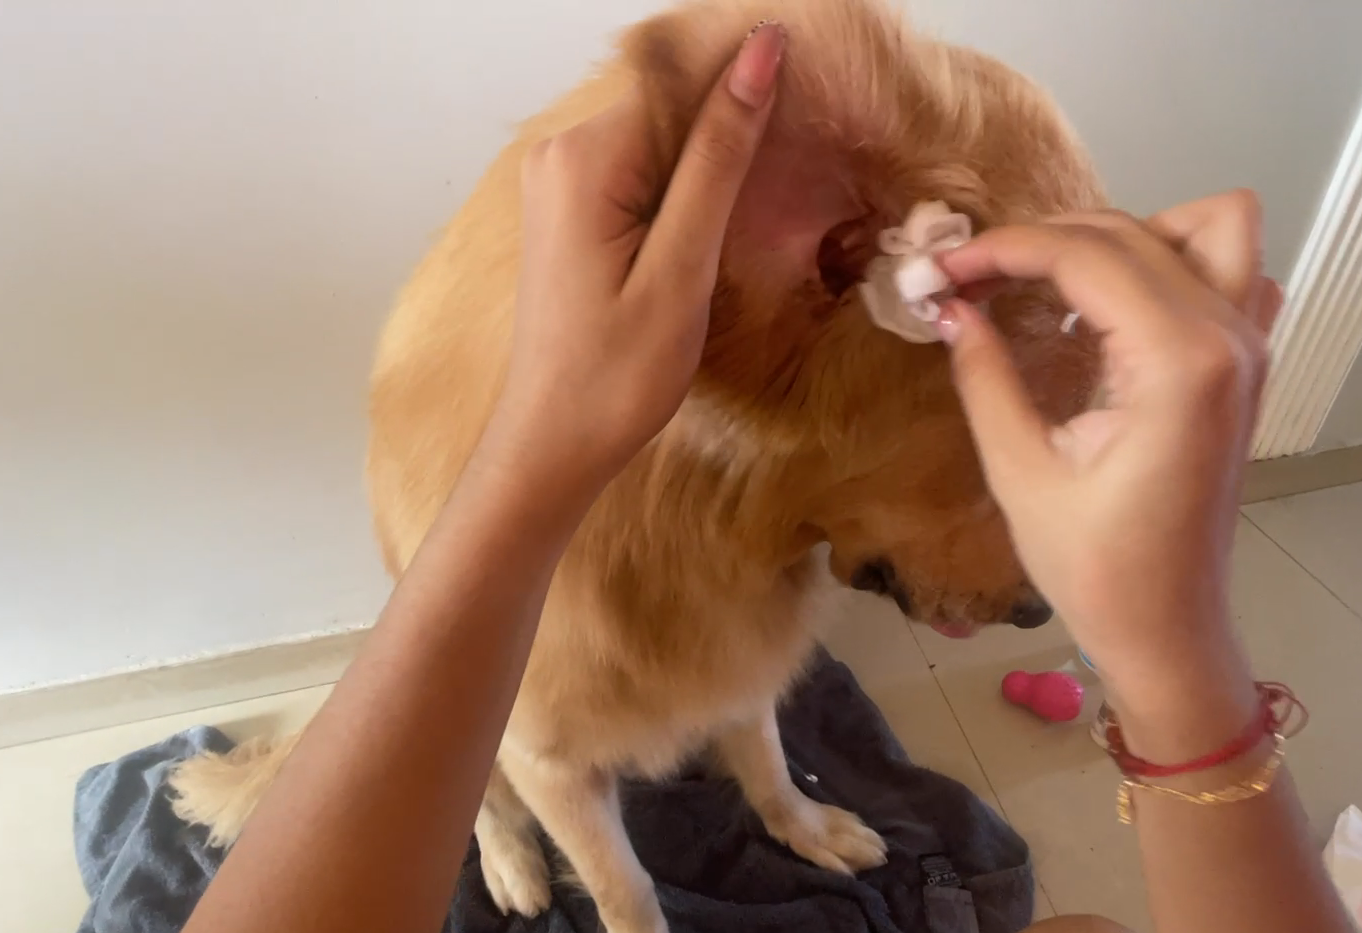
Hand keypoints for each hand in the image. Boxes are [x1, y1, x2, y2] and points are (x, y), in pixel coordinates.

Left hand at [483, 23, 784, 494]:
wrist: (555, 446)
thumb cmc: (618, 377)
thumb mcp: (680, 270)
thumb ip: (718, 163)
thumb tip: (759, 57)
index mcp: (584, 158)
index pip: (681, 85)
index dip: (746, 101)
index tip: (806, 132)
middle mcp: (561, 156)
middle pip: (666, 114)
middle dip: (729, 141)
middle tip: (783, 193)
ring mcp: (561, 190)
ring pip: (657, 151)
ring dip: (709, 177)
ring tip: (749, 223)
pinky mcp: (571, 222)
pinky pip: (639, 185)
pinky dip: (681, 202)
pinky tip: (708, 239)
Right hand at [935, 194, 1282, 753]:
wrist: (1166, 624)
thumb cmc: (1092, 566)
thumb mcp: (1021, 472)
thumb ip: (985, 377)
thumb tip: (948, 310)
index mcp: (1177, 364)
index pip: (1086, 258)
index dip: (1003, 250)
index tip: (941, 268)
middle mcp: (1229, 335)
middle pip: (1131, 233)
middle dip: (1041, 242)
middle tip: (971, 280)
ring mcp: (1251, 345)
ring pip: (1203, 226)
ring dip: (1120, 237)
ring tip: (1051, 284)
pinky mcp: (1247, 365)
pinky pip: (1231, 270)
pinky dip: (1173, 262)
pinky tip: (1117, 307)